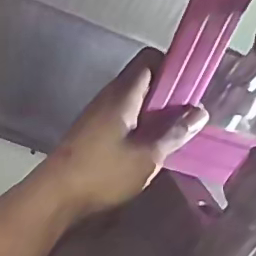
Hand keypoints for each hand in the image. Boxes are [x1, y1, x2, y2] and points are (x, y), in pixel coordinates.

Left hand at [31, 49, 207, 221]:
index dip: (173, 68)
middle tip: (187, 120)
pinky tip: (148, 151)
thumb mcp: (147, 157)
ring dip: (155, 116)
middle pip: (144, 81)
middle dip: (168, 97)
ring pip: (134, 103)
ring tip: (172, 138)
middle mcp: (109, 97)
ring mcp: (98, 116)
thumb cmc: (102, 173)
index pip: (150, 60)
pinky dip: (140, 129)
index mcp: (123, 94)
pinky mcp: (92, 134)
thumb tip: (199, 113)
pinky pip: (123, 120)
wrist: (56, 196)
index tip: (190, 90)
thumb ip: (175, 134)